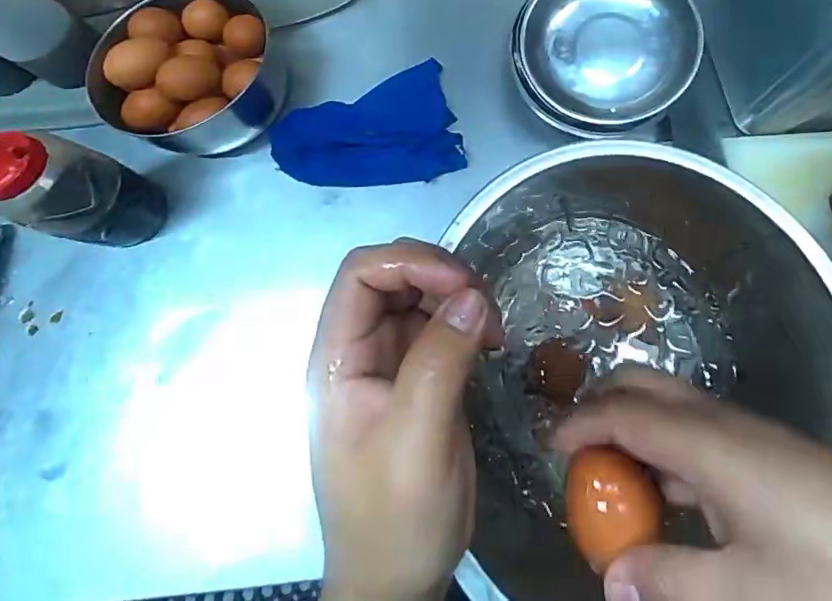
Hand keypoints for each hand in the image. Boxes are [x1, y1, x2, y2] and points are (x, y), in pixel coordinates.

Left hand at [308, 240, 504, 600]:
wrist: (396, 580)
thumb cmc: (393, 516)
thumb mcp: (416, 440)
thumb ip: (439, 362)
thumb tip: (472, 295)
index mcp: (338, 355)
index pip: (360, 274)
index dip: (408, 262)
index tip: (460, 284)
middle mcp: (359, 347)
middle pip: (391, 276)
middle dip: (439, 277)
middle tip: (485, 306)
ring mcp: (387, 360)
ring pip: (419, 296)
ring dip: (458, 298)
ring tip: (494, 329)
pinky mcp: (416, 375)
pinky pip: (439, 326)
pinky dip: (467, 322)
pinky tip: (490, 342)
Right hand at [555, 367, 831, 600]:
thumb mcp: (746, 593)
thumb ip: (670, 580)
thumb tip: (611, 579)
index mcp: (707, 442)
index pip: (623, 411)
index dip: (580, 423)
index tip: (547, 446)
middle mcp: (724, 421)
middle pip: (645, 386)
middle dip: (603, 407)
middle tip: (577, 452)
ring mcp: (753, 433)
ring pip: (674, 407)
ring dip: (638, 429)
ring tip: (619, 479)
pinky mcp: (775, 453)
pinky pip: (702, 433)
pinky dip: (671, 451)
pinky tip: (678, 498)